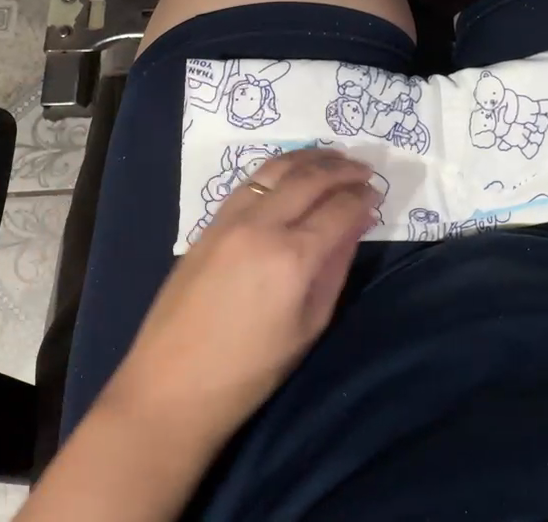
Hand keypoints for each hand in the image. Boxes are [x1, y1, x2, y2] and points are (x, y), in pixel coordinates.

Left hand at [111, 149, 381, 433]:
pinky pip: (251, 182)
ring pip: (277, 169)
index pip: (339, 209)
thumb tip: (357, 223)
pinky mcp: (208, 225)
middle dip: (343, 170)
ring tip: (334, 159)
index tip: (377, 195)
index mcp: (292, 259)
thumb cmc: (251, 371)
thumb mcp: (309, 326)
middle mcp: (261, 227)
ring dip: (311, 159)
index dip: (363, 198)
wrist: (171, 388)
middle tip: (365, 171)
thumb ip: (336, 266)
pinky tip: (293, 173)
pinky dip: (279, 169)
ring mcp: (230, 221)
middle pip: (310, 178)